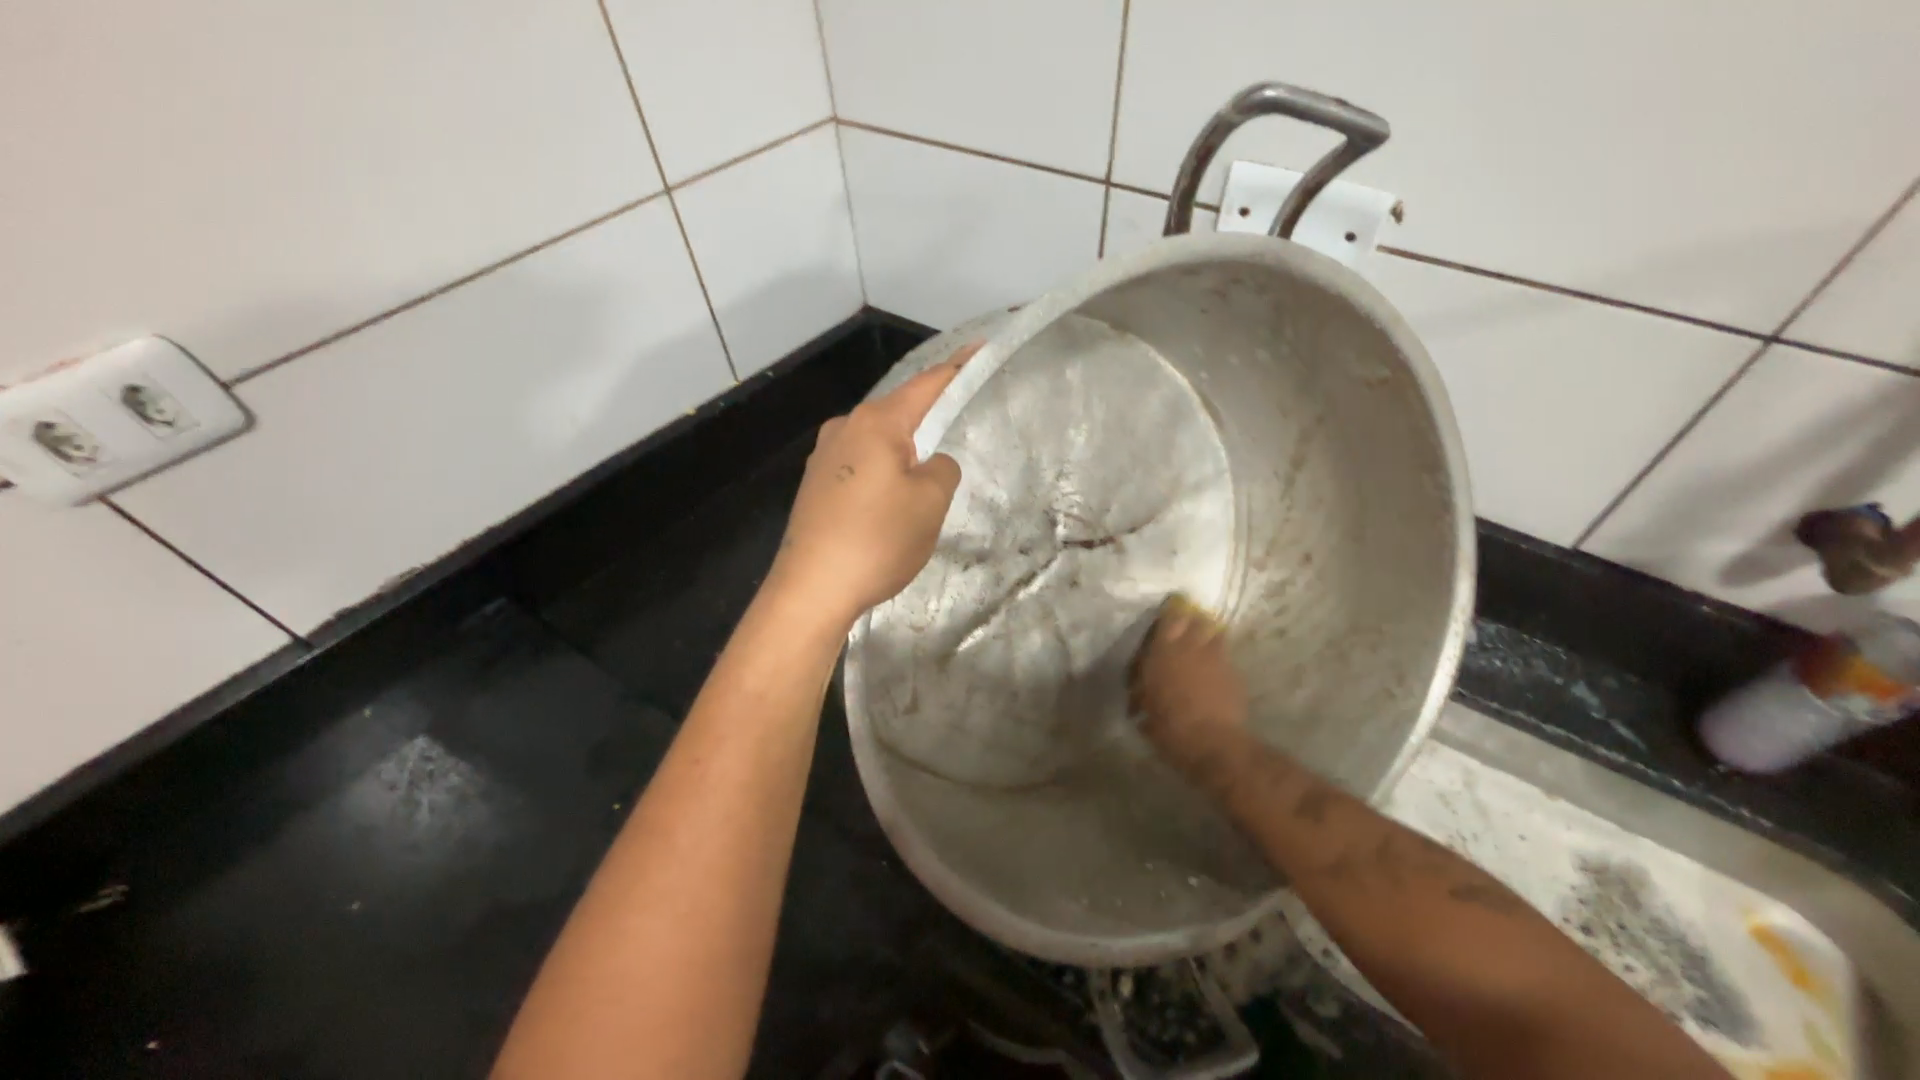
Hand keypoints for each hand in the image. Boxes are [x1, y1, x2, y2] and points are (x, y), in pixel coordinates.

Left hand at [768, 343, 981, 628]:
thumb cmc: (877, 539)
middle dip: (930, 416)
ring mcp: (824, 457)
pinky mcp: (815, 487)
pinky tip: (892, 501)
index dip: (958, 368)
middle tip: (962, 422)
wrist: (811, 589)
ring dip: (904, 452)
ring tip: (928, 476)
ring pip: (878, 442)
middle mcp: (845, 428)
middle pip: (899, 412)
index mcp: (876, 422)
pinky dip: (883, 473)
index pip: (927, 384)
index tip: (980, 349)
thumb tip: (929, 463)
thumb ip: (943, 469)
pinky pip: (860, 466)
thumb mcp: (930, 502)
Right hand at [1129, 594, 1252, 786]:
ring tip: (1203, 648)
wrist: (1211, 743)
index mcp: (1164, 652)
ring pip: (1216, 634)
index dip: (1171, 610)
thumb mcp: (1145, 707)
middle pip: (1197, 619)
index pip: (1170, 616)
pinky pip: (1226, 659)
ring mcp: (1218, 659)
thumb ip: (1143, 690)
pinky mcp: (1236, 674)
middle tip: (1185, 628)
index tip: (1169, 608)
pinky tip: (1216, 675)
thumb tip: (1141, 690)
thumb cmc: (1168, 726)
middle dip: (1191, 620)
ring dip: (1209, 637)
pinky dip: (1220, 662)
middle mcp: (1192, 648)